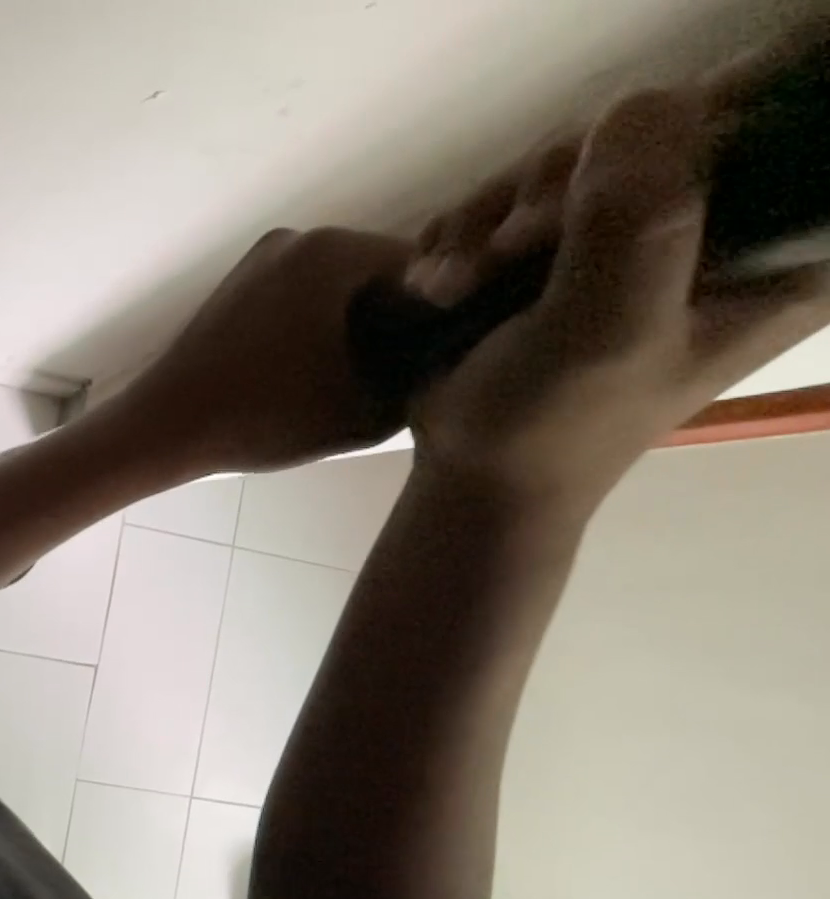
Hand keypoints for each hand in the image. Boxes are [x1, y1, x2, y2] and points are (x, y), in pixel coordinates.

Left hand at [95, 227, 415, 477]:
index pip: (429, 270)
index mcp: (333, 251)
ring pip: (337, 286)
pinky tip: (311, 371)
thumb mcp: (364, 410)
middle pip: (379, 273)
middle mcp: (296, 239)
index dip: (445, 318)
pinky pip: (298, 296)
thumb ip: (423, 377)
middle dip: (397, 319)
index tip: (441, 363)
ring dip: (355, 324)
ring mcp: (259, 260)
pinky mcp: (235, 286)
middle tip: (400, 375)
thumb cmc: (262, 418)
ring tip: (354, 377)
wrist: (164, 428)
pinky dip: (315, 325)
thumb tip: (448, 362)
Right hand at [408, 84, 829, 511]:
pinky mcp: (548, 249)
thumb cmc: (552, 424)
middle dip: (551, 189)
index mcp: (779, 247)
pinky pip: (503, 196)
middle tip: (505, 254)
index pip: (769, 123)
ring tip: (451, 286)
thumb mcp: (604, 330)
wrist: (473, 475)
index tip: (586, 203)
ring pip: (560, 161)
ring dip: (484, 218)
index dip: (677, 139)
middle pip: (644, 132)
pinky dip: (457, 233)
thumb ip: (636, 222)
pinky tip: (438, 282)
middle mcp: (709, 227)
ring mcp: (620, 235)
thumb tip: (637, 104)